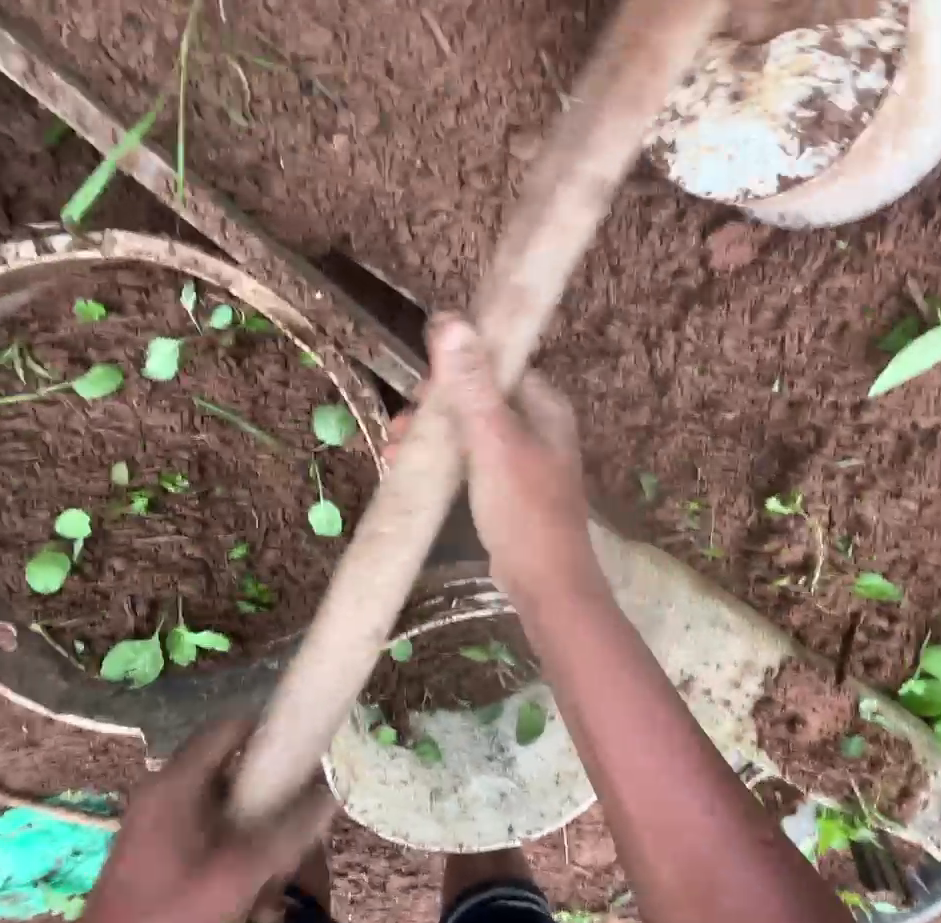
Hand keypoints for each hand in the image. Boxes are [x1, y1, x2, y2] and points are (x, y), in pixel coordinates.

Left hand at [70, 715, 335, 922]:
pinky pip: (207, 836)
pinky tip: (256, 901)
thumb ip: (289, 829)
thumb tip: (332, 790)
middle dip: (272, 795)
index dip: (271, 730)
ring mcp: (155, 825)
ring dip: (258, 833)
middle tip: (303, 824)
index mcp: (173, 785)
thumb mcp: (238, 876)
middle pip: (231, 770)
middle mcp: (162, 794)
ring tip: (282, 876)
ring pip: (223, 808)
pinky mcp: (155, 855)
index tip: (309, 750)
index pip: (228, 727)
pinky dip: (236, 854)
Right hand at [423, 314, 600, 601]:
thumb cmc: (524, 510)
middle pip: (478, 399)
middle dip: (435, 410)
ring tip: (395, 451)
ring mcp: (522, 461)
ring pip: (469, 433)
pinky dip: (442, 463)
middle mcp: (537, 428)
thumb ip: (471, 387)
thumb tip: (449, 321)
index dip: (457, 370)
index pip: (497, 367)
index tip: (420, 388)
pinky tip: (412, 472)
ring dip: (433, 437)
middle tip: (400, 427)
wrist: (545, 583)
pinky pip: (469, 463)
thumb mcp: (494, 443)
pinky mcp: (506, 491)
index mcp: (544, 407)